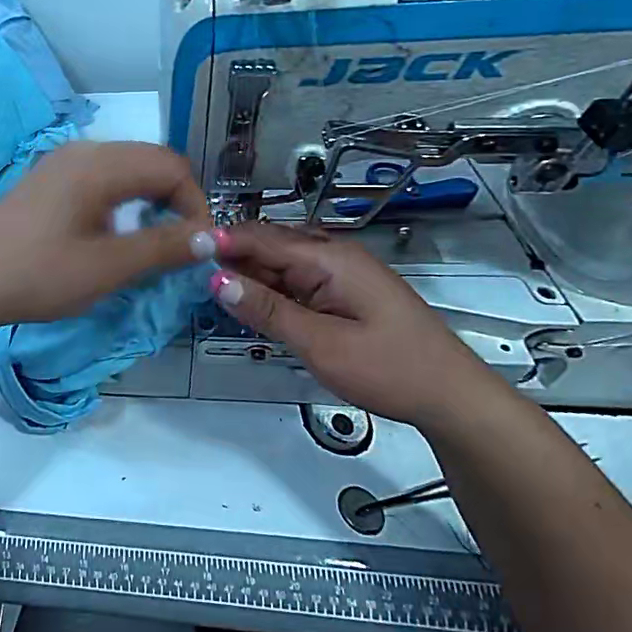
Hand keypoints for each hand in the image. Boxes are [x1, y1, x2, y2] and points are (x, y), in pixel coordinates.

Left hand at [0, 141, 213, 327]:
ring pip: (128, 165)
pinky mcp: (49, 176)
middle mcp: (83, 151)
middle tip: (184, 241)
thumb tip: (211, 237)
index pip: (171, 167)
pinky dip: (125, 194)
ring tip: (156, 235)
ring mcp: (62, 160)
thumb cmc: (40, 275)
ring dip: (152, 194)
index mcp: (99, 164)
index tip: (200, 245)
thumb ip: (165, 247)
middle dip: (177, 196)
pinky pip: (103, 173)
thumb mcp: (109, 267)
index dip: (195, 203)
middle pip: (151, 159)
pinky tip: (118, 226)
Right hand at [208, 222, 488, 427]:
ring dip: (250, 274)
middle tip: (189, 278)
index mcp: (328, 258)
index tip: (181, 253)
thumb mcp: (321, 344)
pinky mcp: (346, 291)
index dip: (221, 242)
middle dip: (232, 257)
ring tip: (211, 292)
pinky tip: (253, 304)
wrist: (449, 394)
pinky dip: (273, 289)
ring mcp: (342, 272)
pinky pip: (299, 279)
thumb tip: (217, 280)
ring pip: (283, 262)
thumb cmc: (389, 369)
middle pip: (270, 245)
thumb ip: (267, 310)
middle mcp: (334, 254)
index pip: (261, 238)